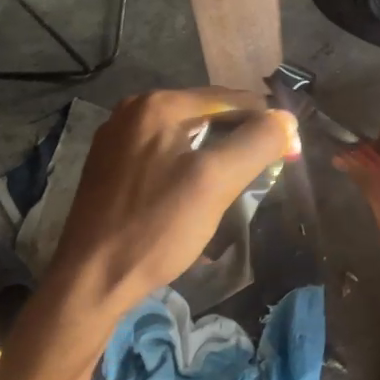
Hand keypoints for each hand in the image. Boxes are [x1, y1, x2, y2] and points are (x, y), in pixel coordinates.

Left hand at [48, 88, 299, 314]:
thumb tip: (286, 120)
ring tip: (235, 186)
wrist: (89, 280)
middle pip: (207, 114)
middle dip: (238, 140)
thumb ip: (256, 143)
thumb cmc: (155, 228)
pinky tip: (195, 193)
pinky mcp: (109, 163)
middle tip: (264, 175)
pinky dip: (187, 165)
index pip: (231, 99)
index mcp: (159, 103)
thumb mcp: (215, 182)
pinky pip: (162, 152)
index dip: (265, 124)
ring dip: (214, 154)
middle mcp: (134, 108)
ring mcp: (117, 135)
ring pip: (185, 135)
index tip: (290, 155)